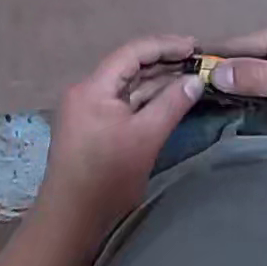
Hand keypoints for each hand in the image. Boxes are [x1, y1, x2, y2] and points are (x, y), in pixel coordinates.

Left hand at [36, 34, 202, 236]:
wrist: (70, 219)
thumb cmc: (107, 177)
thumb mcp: (145, 138)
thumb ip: (171, 104)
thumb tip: (194, 80)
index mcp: (93, 86)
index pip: (132, 52)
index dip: (164, 46)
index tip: (193, 47)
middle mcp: (87, 89)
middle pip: (128, 65)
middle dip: (162, 61)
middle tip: (196, 60)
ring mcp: (87, 107)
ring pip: (126, 84)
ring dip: (155, 79)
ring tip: (188, 75)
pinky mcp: (92, 124)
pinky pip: (122, 100)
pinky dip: (145, 97)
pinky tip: (167, 96)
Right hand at [207, 22, 266, 133]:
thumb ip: (257, 76)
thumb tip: (215, 71)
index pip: (244, 42)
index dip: (218, 55)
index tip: (191, 65)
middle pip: (258, 52)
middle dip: (234, 67)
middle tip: (205, 85)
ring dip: (254, 77)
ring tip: (228, 93)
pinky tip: (264, 97)